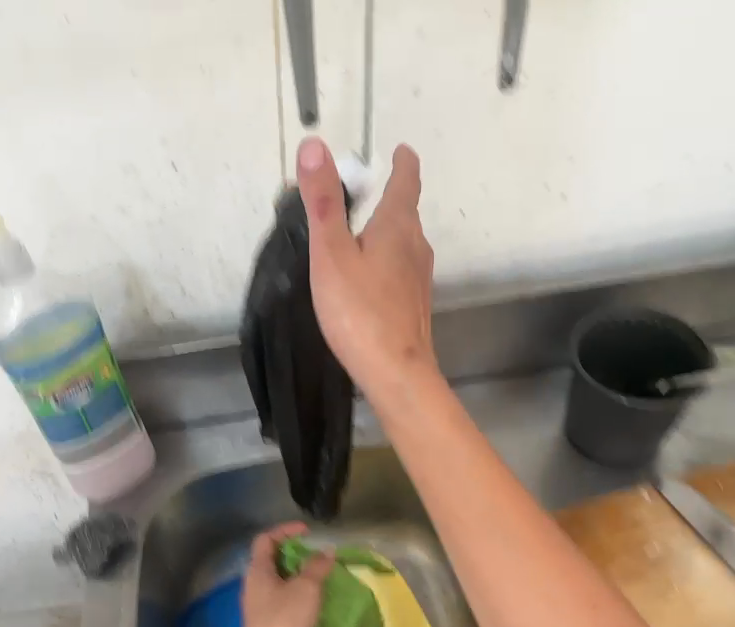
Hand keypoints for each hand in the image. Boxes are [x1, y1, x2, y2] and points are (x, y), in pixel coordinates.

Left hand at [239, 524, 332, 626]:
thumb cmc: (285, 622)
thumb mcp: (306, 589)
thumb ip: (317, 567)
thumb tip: (325, 552)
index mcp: (258, 572)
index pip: (265, 540)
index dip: (285, 531)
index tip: (308, 532)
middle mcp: (256, 587)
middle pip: (273, 561)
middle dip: (297, 555)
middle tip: (320, 556)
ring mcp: (262, 608)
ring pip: (282, 584)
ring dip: (302, 578)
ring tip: (326, 578)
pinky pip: (287, 603)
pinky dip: (303, 598)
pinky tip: (321, 604)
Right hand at [294, 138, 439, 405]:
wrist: (396, 373)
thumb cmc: (360, 312)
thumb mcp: (331, 253)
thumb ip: (324, 202)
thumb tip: (315, 146)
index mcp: (398, 226)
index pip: (406, 180)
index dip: (402, 162)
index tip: (398, 151)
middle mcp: (417, 247)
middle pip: (404, 212)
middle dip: (385, 198)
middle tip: (358, 195)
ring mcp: (419, 279)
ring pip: (403, 244)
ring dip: (385, 233)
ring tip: (359, 235)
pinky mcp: (414, 306)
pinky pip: (400, 271)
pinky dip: (385, 262)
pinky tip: (368, 281)